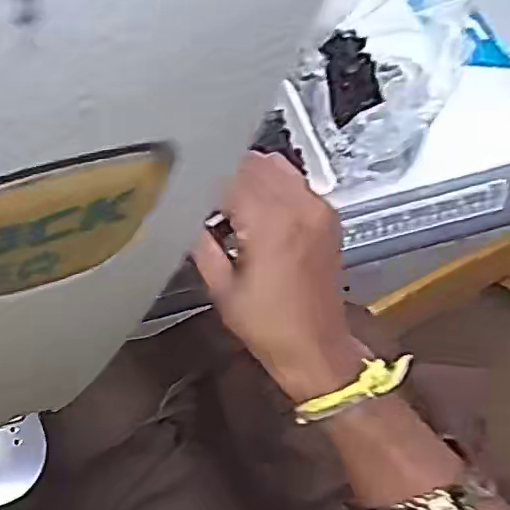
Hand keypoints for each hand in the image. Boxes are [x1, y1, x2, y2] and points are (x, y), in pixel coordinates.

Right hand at [193, 152, 370, 400]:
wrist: (313, 344)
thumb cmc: (266, 325)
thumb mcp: (221, 288)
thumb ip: (202, 246)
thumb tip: (186, 221)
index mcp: (272, 223)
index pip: (230, 178)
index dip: (201, 184)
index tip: (181, 194)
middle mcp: (301, 205)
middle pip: (255, 164)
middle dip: (223, 177)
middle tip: (199, 200)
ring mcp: (319, 207)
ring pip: (276, 168)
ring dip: (247, 179)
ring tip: (223, 207)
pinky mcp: (327, 215)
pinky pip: (293, 183)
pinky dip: (269, 189)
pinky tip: (251, 216)